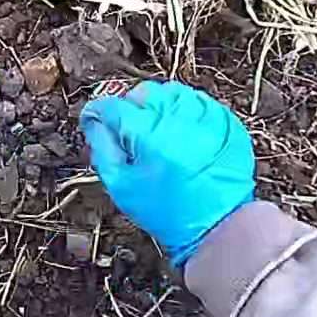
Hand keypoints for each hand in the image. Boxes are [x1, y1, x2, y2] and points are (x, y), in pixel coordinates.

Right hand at [79, 81, 255, 264]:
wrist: (218, 224)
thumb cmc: (169, 211)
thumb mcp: (121, 185)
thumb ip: (102, 147)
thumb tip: (93, 122)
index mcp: (147, 133)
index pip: (112, 106)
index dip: (100, 114)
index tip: (97, 121)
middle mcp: (176, 117)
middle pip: (141, 93)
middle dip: (131, 109)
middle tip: (133, 134)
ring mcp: (203, 115)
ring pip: (169, 92)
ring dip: (158, 107)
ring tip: (159, 134)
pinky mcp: (223, 118)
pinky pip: (195, 100)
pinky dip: (183, 112)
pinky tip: (182, 135)